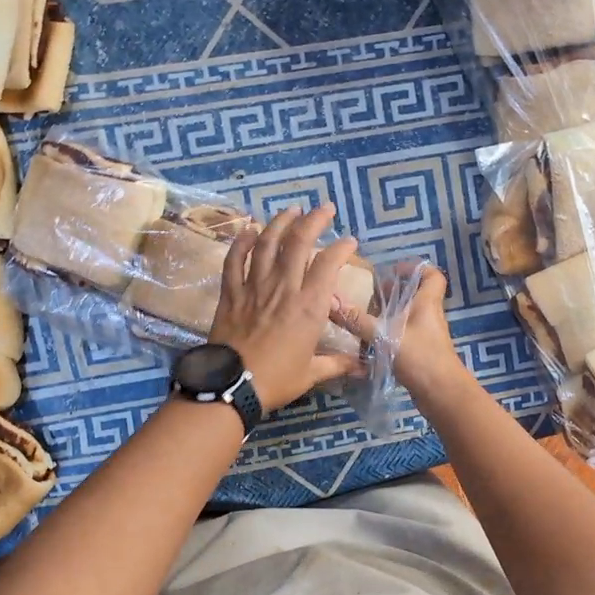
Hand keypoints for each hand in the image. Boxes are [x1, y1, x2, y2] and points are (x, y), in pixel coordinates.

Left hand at [210, 204, 360, 409]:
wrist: (233, 385)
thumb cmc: (277, 380)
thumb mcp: (311, 374)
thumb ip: (337, 364)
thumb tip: (363, 366)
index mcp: (309, 307)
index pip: (329, 265)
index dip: (342, 248)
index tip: (350, 242)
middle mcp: (283, 288)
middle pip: (299, 242)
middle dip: (315, 220)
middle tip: (325, 209)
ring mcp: (254, 287)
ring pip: (267, 243)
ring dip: (281, 222)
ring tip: (292, 209)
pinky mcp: (231, 293)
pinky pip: (235, 260)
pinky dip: (242, 242)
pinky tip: (250, 229)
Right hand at [334, 265, 473, 405]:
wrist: (442, 395)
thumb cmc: (420, 358)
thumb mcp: (385, 336)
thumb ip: (358, 320)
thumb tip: (330, 301)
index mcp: (427, 304)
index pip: (433, 276)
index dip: (415, 269)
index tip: (392, 271)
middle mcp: (429, 317)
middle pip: (415, 296)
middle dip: (393, 293)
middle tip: (369, 296)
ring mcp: (426, 337)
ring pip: (407, 318)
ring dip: (388, 316)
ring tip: (363, 317)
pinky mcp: (421, 354)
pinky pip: (403, 337)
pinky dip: (388, 336)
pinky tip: (369, 342)